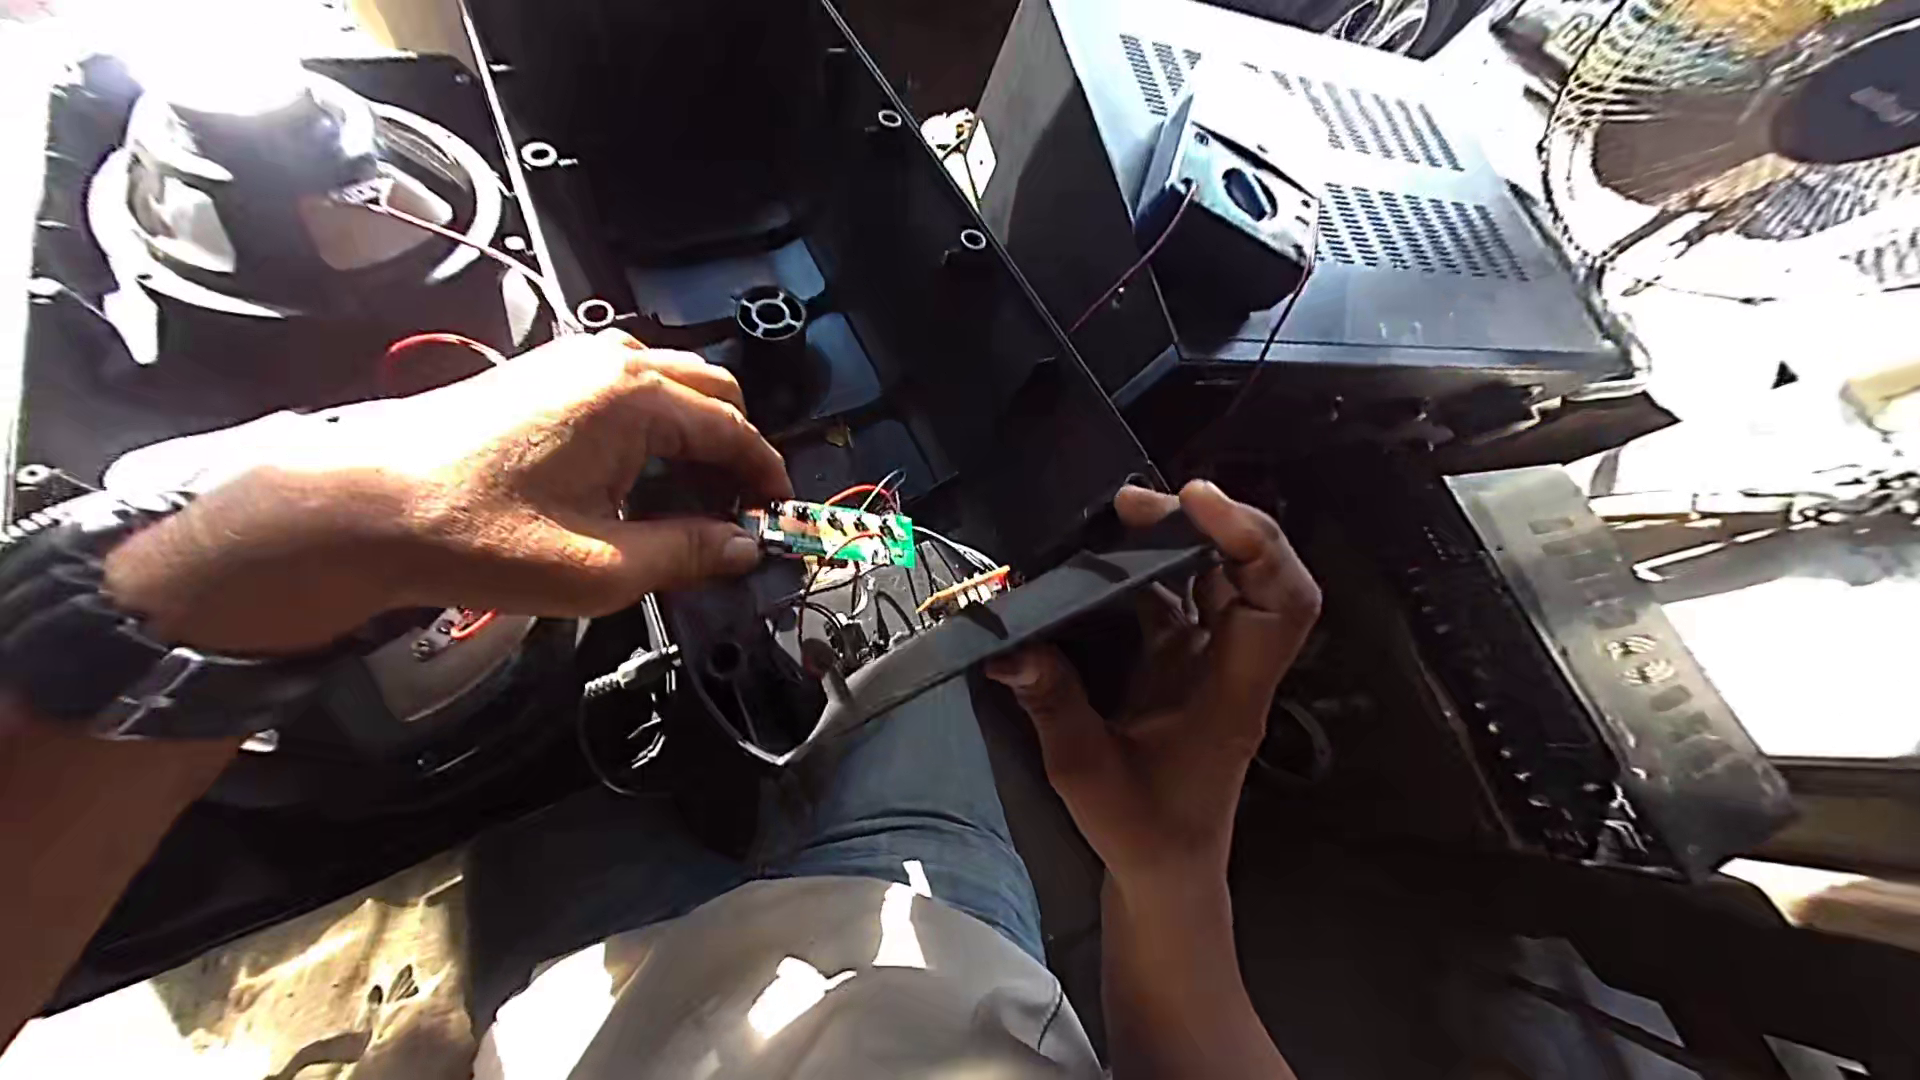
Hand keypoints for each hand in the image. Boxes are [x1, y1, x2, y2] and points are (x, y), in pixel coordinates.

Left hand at [103, 330, 791, 653]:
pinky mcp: (548, 371)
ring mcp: (575, 360)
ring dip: (702, 430)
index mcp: (633, 399)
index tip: (777, 511)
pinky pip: (635, 384)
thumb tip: (745, 546)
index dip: (766, 473)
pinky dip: (663, 421)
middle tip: (736, 503)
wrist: (349, 512)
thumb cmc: (476, 540)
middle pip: (715, 392)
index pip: (733, 429)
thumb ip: (689, 552)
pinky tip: (646, 467)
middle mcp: (612, 362)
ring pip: (677, 382)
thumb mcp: (602, 566)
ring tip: (695, 489)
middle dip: (739, 446)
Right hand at [986, 481, 1318, 891]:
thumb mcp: (1085, 772)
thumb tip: (1009, 649)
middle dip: (1210, 521)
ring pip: (1221, 578)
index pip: (1278, 603)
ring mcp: (1209, 659)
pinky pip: (1179, 597)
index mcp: (1230, 693)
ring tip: (1125, 514)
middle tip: (1140, 502)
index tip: (1197, 501)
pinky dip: (1153, 568)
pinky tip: (1110, 558)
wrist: (1167, 867)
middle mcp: (1230, 665)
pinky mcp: (1183, 661)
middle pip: (1258, 573)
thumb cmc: (1142, 830)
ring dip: (1182, 538)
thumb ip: (1051, 705)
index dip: (1252, 541)